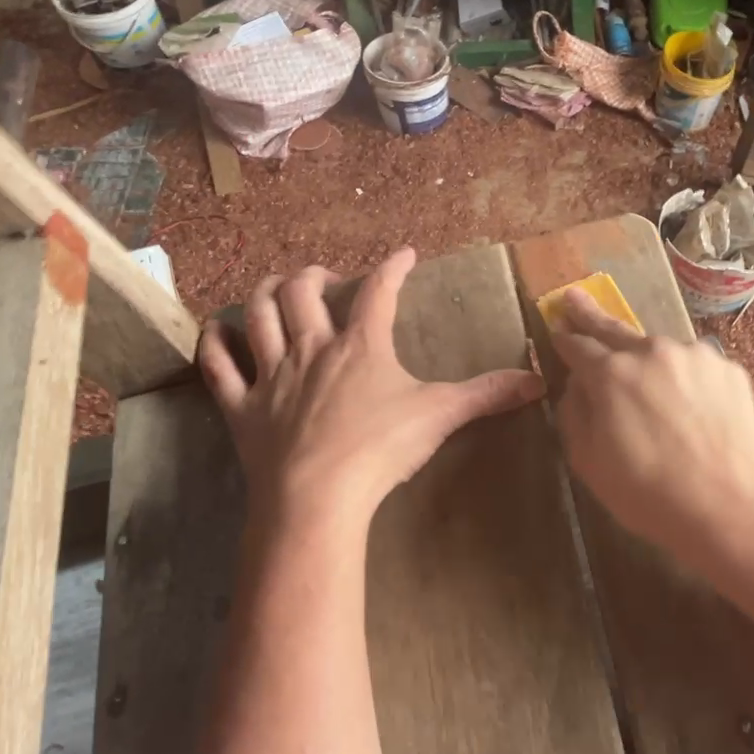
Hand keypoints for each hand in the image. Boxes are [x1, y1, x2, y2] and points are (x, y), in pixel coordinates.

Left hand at [197, 249, 546, 515]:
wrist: (317, 499)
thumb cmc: (380, 449)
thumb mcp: (442, 415)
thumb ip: (488, 394)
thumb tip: (538, 381)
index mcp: (362, 346)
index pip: (379, 292)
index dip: (393, 268)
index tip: (405, 254)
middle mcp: (313, 349)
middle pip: (302, 293)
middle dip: (314, 275)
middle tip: (328, 278)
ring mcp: (272, 377)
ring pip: (258, 316)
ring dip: (264, 293)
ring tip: (276, 286)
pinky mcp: (242, 409)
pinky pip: (219, 368)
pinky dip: (215, 343)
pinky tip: (217, 330)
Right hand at [550, 287, 753, 556]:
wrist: (729, 507)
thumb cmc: (648, 494)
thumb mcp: (588, 461)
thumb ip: (575, 413)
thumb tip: (578, 385)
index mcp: (612, 373)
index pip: (578, 346)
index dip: (564, 338)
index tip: (556, 326)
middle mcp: (654, 351)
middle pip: (616, 330)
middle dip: (591, 315)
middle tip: (574, 298)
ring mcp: (696, 355)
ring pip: (662, 352)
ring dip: (649, 362)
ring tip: (651, 395)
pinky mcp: (730, 369)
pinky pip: (696, 369)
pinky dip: (686, 381)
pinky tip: (691, 411)